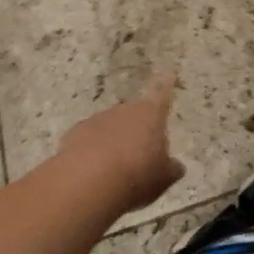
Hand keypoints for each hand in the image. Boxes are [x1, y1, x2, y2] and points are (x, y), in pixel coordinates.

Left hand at [56, 70, 185, 212]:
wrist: (88, 182)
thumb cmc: (136, 176)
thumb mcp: (162, 179)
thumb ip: (170, 169)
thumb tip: (177, 166)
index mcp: (151, 114)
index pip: (162, 94)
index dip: (166, 84)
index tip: (168, 72)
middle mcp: (125, 109)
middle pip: (134, 114)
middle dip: (136, 129)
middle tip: (138, 154)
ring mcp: (98, 118)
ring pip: (110, 126)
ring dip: (113, 141)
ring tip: (114, 169)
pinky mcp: (75, 133)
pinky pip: (89, 139)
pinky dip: (91, 151)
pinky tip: (92, 172)